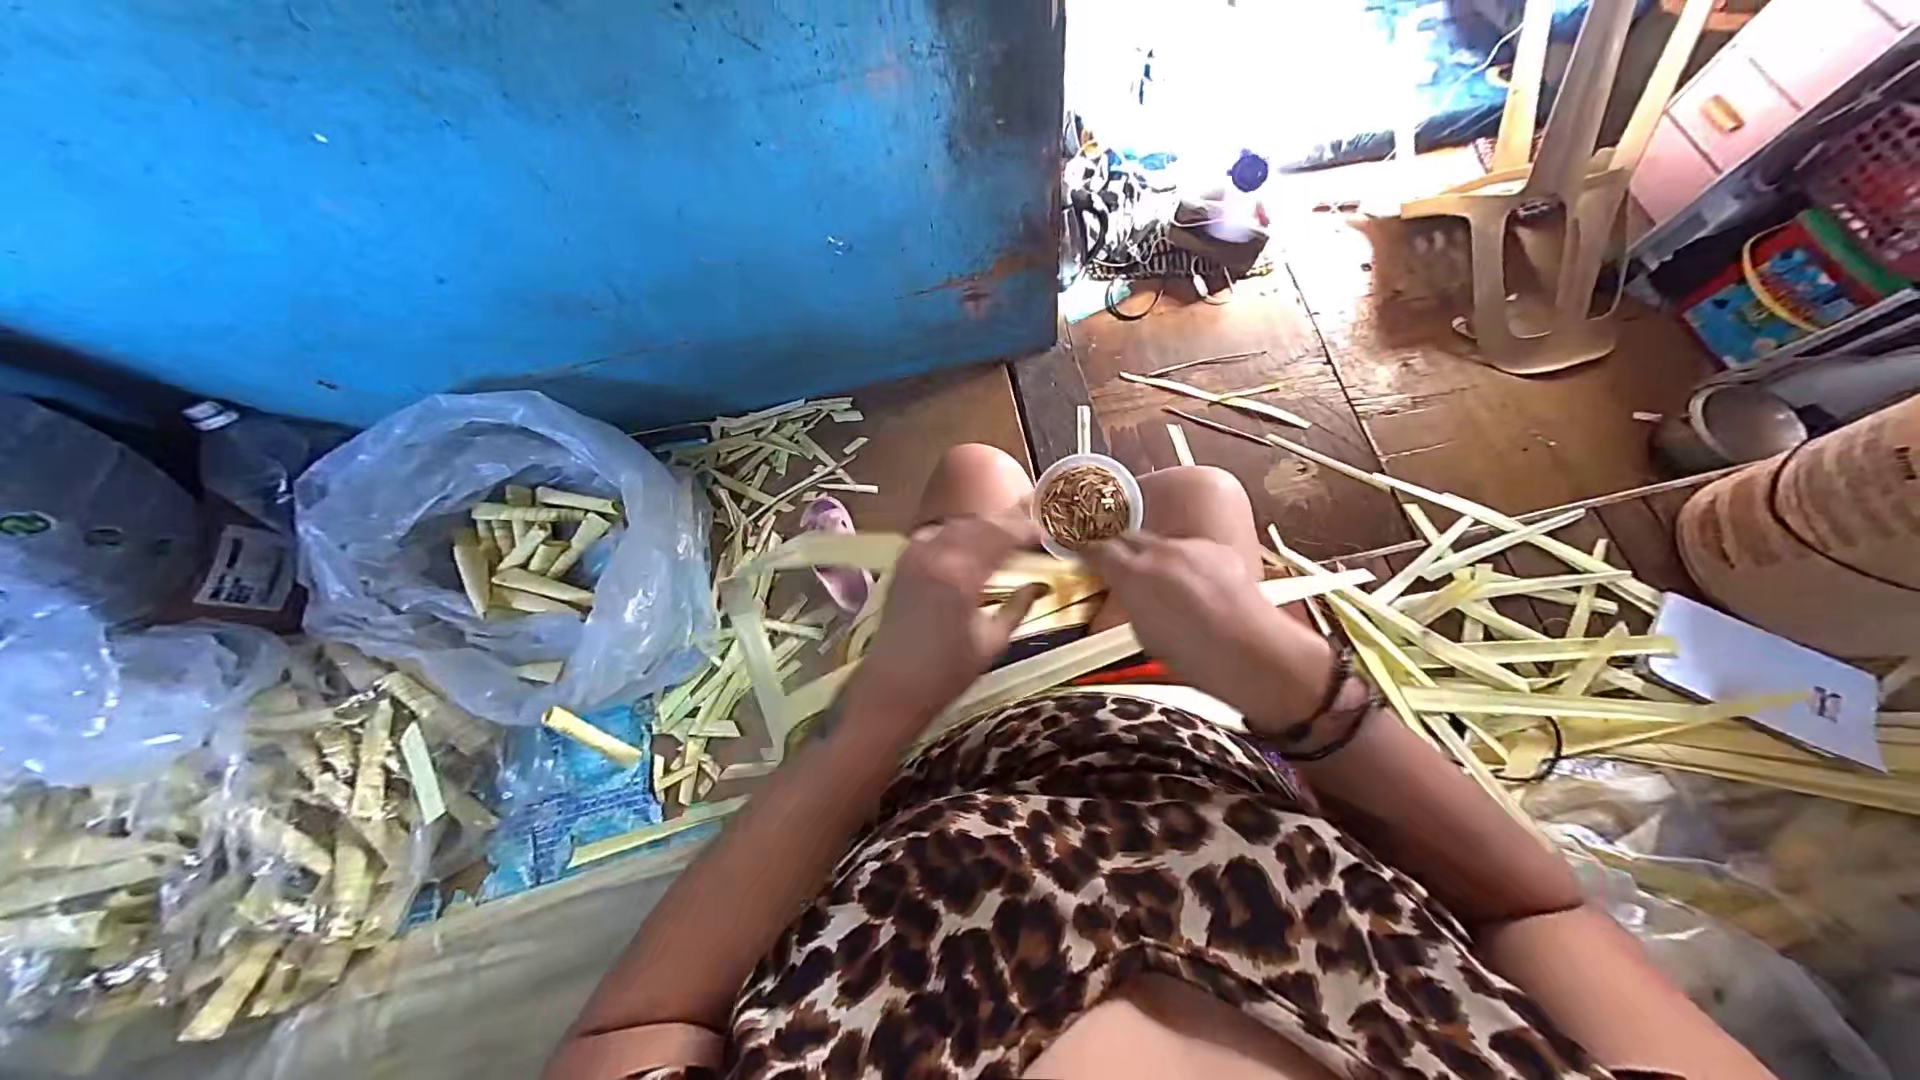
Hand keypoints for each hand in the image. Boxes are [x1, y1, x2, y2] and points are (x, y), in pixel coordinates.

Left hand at [844, 512, 1046, 722]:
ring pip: (954, 526)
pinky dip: (952, 532)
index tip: (1043, 534)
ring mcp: (915, 557)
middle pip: (979, 526)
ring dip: (980, 526)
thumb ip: (1017, 608)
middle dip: (1006, 525)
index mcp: (963, 576)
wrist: (893, 686)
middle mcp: (937, 556)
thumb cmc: (946, 673)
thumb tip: (1040, 586)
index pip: (1001, 538)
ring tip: (1001, 535)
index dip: (1025, 532)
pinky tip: (965, 543)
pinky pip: (932, 534)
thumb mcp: (992, 642)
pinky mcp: (902, 564)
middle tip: (1027, 533)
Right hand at [1085, 533, 1334, 735]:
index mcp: (1132, 574)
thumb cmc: (1192, 656)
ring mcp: (1191, 547)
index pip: (1097, 550)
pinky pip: (1191, 550)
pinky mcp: (1218, 550)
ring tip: (1159, 582)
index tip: (1082, 555)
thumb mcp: (1142, 633)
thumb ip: (1128, 601)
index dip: (1087, 552)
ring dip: (1154, 557)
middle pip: (1128, 536)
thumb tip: (1125, 591)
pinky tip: (1195, 586)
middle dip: (1119, 548)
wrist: (1252, 653)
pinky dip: (1185, 562)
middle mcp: (1159, 552)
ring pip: (1161, 544)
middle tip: (1115, 564)